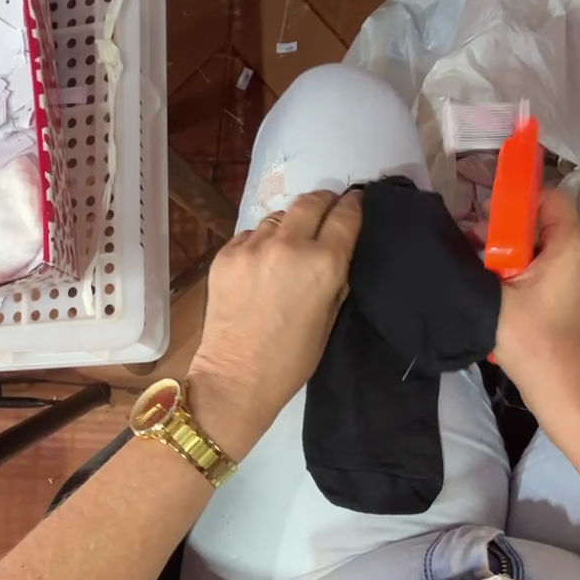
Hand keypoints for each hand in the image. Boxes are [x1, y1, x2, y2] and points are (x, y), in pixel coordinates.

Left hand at [189, 189, 363, 455]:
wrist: (237, 378)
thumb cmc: (291, 360)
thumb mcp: (330, 319)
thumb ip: (336, 279)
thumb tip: (337, 251)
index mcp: (324, 264)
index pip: (345, 215)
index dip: (353, 206)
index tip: (354, 203)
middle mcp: (289, 245)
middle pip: (311, 201)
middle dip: (323, 203)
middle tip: (325, 212)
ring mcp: (253, 247)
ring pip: (278, 217)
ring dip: (288, 225)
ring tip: (288, 246)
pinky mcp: (225, 255)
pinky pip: (250, 235)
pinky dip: (260, 244)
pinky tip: (261, 266)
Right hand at [493, 189, 579, 419]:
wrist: (566, 393)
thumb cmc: (534, 342)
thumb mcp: (496, 299)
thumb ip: (479, 266)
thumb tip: (463, 249)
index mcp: (569, 246)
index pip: (548, 199)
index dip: (516, 202)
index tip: (485, 218)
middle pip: (543, 227)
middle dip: (507, 234)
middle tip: (475, 249)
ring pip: (544, 255)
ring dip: (512, 260)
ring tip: (483, 276)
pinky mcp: (576, 304)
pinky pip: (549, 277)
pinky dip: (525, 280)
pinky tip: (501, 300)